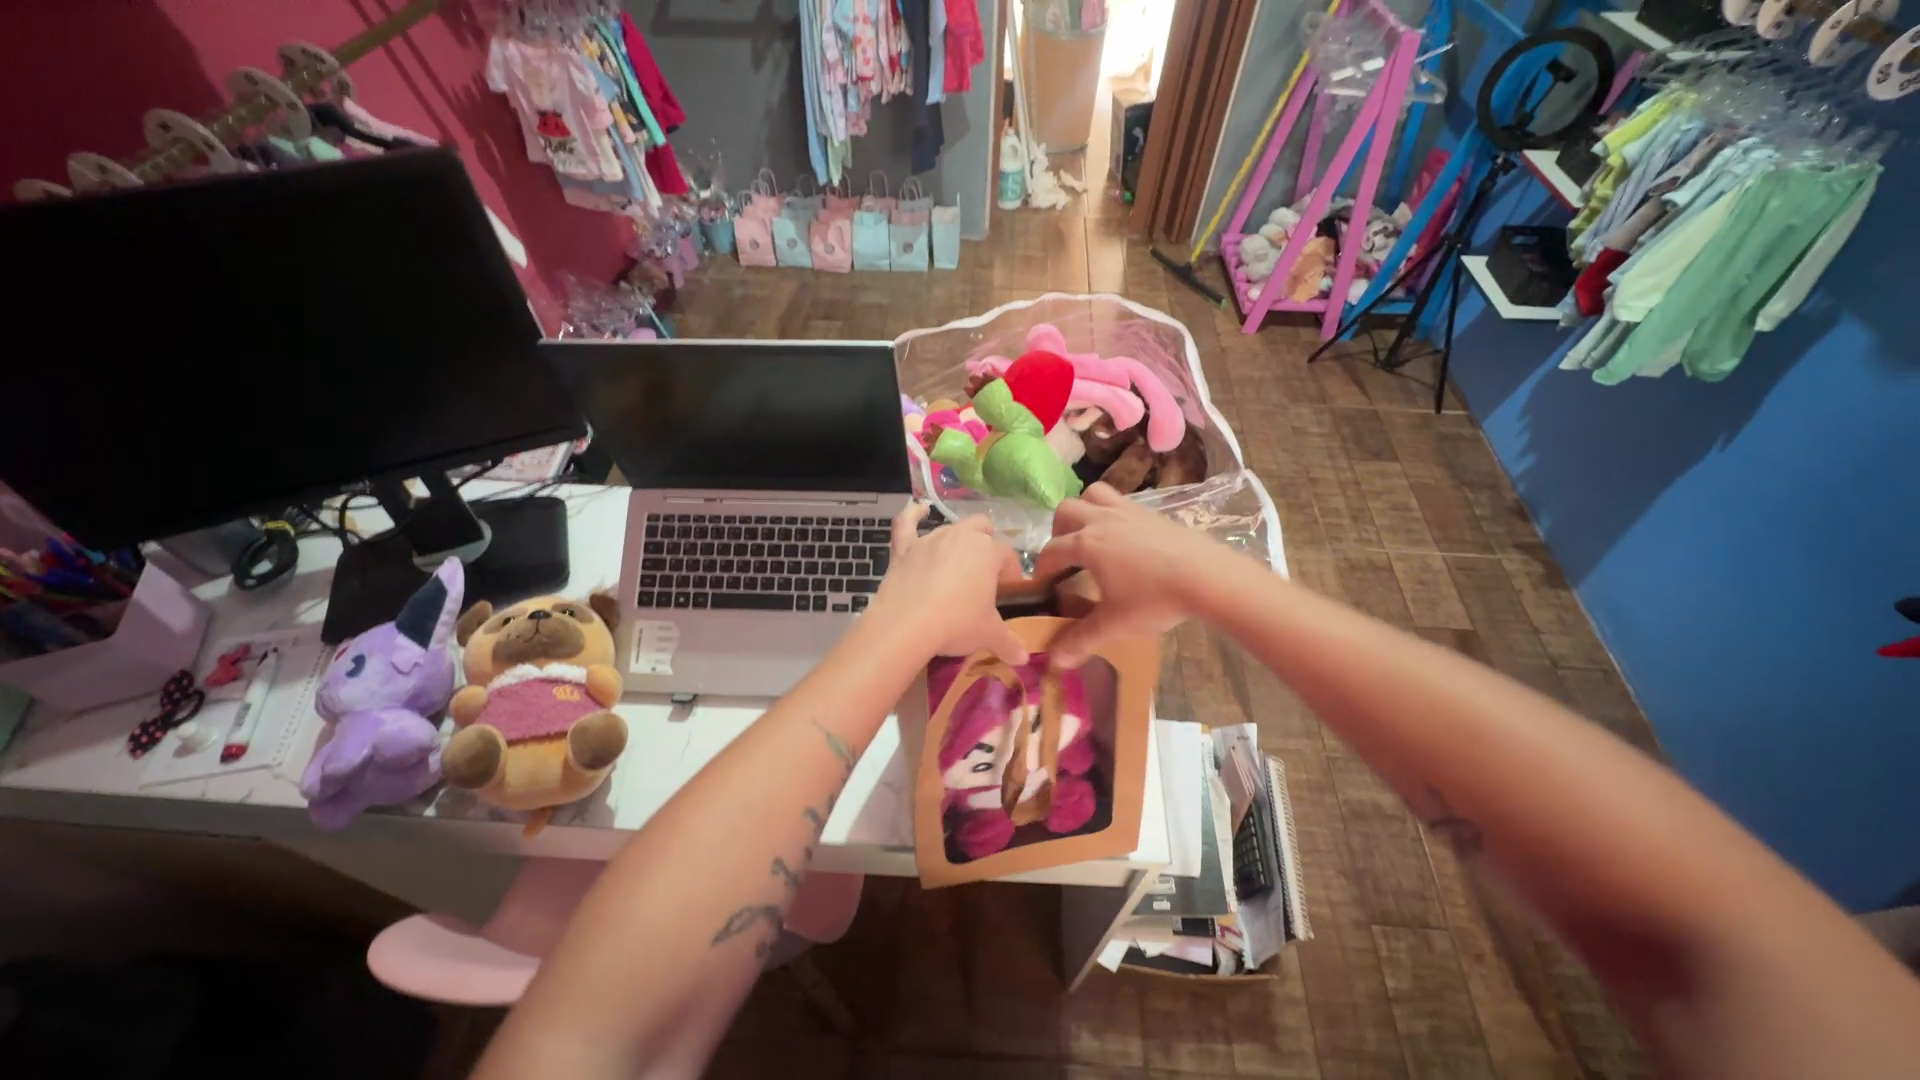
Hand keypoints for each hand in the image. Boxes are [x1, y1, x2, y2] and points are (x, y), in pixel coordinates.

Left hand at [869, 504, 1027, 663]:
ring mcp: (930, 539)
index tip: (1007, 594)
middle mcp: (961, 537)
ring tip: (958, 562)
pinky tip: (919, 509)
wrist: (908, 624)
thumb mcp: (988, 634)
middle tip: (985, 574)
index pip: (1008, 556)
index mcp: (988, 551)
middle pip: (982, 530)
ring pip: (950, 528)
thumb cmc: (957, 623)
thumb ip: (1008, 643)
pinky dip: (912, 514)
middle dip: (987, 544)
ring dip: (957, 540)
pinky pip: (906, 523)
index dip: (1011, 574)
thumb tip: (1024, 658)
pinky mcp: (904, 548)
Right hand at [1031, 483, 1236, 667]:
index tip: (1043, 583)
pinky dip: (1111, 513)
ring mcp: (1128, 511)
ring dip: (1084, 510)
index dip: (1042, 567)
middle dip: (1058, 530)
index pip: (1051, 550)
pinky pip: (1121, 501)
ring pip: (1094, 495)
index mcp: (1087, 544)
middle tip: (1065, 555)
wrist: (1207, 576)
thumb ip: (1082, 639)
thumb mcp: (1115, 623)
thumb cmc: (1155, 599)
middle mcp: (1102, 520)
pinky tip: (1124, 538)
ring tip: (1089, 534)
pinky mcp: (1152, 511)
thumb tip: (1056, 660)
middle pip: (1066, 511)